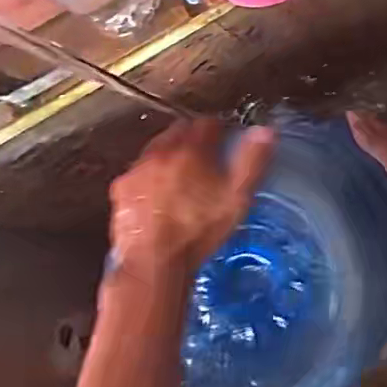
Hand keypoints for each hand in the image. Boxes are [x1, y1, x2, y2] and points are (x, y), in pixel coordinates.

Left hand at [108, 119, 275, 282]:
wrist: (154, 264)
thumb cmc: (200, 230)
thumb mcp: (238, 196)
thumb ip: (252, 160)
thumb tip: (265, 131)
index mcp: (191, 150)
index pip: (208, 123)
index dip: (221, 129)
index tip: (228, 138)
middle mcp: (160, 153)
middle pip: (179, 130)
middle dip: (195, 137)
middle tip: (209, 154)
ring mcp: (136, 171)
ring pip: (157, 149)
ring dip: (172, 154)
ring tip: (186, 174)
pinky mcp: (121, 190)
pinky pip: (141, 170)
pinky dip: (153, 173)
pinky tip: (162, 193)